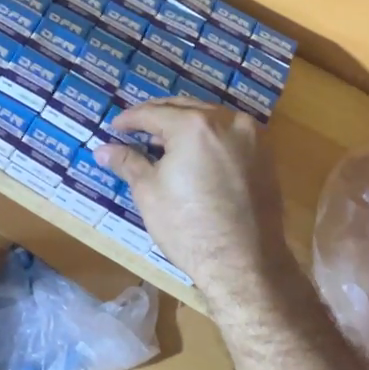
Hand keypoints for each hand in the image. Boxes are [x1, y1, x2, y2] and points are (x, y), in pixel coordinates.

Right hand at [93, 98, 286, 298]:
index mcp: (194, 126)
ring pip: (210, 118)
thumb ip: (127, 162)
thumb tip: (103, 149)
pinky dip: (207, 136)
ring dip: (184, 123)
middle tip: (135, 129)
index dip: (130, 119)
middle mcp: (227, 121)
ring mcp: (252, 137)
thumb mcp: (148, 192)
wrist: (243, 262)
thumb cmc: (188, 226)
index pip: (154, 112)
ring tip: (161, 140)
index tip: (114, 127)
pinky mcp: (265, 156)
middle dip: (157, 116)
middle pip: (184, 107)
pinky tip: (192, 154)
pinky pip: (229, 134)